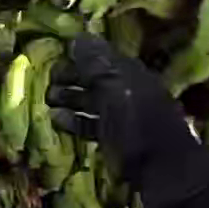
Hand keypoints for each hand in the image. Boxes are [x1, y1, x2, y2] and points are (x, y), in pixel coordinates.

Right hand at [48, 36, 208, 207]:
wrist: (161, 168)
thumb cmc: (136, 122)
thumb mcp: (114, 87)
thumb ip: (95, 64)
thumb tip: (76, 39)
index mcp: (128, 72)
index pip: (99, 55)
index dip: (77, 54)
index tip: (54, 57)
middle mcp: (124, 89)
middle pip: (92, 78)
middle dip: (69, 77)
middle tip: (47, 82)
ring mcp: (119, 114)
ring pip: (89, 100)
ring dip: (68, 98)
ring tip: (47, 100)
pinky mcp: (113, 136)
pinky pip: (89, 123)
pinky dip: (73, 121)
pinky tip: (56, 120)